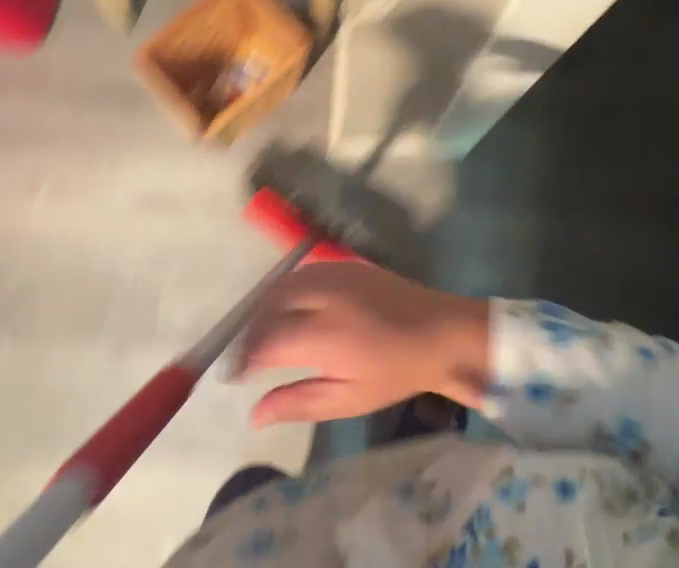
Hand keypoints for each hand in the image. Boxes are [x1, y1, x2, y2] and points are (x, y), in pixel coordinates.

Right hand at [231, 263, 490, 427]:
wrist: (442, 333)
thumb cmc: (396, 372)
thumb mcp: (348, 399)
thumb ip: (298, 402)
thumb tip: (253, 415)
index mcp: (324, 335)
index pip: (264, 340)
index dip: (243, 358)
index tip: (235, 375)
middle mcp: (324, 297)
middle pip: (267, 305)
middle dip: (250, 331)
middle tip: (248, 356)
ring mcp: (334, 274)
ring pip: (281, 284)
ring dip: (265, 307)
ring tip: (264, 334)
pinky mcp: (344, 263)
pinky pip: (302, 273)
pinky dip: (286, 290)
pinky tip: (290, 310)